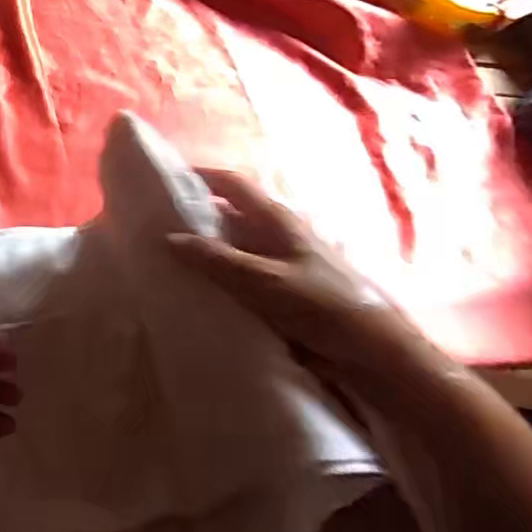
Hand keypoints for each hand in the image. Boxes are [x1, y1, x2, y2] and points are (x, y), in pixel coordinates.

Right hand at [166, 170, 461, 408]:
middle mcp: (278, 234)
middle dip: (196, 214)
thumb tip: (169, 238)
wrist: (375, 357)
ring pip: (234, 245)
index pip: (232, 183)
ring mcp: (282, 263)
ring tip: (168, 256)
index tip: (165, 179)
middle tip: (156, 222)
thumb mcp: (264, 281)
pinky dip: (219, 276)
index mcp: (277, 220)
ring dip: (206, 248)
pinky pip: (241, 275)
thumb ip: (216, 259)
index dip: (200, 175)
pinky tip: (199, 289)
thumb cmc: (323, 307)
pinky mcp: (283, 291)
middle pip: (230, 213)